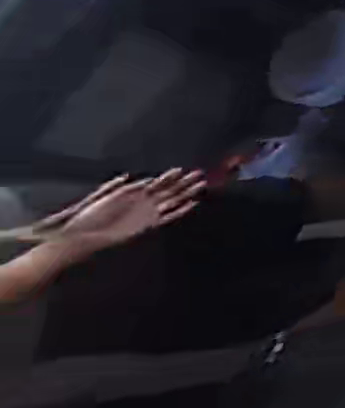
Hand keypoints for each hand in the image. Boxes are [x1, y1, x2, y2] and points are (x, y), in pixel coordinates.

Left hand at [37, 170, 203, 254]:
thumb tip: (149, 180)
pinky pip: (170, 216)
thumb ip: (126, 188)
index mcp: (135, 194)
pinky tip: (192, 204)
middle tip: (198, 173)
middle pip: (170, 190)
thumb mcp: (104, 198)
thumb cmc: (89, 217)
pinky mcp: (150, 224)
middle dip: (184, 182)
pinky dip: (182, 210)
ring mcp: (149, 213)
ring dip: (187, 193)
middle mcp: (145, 202)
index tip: (180, 169)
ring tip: (201, 185)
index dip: (169, 176)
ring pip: (174, 200)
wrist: (81, 237)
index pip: (157, 183)